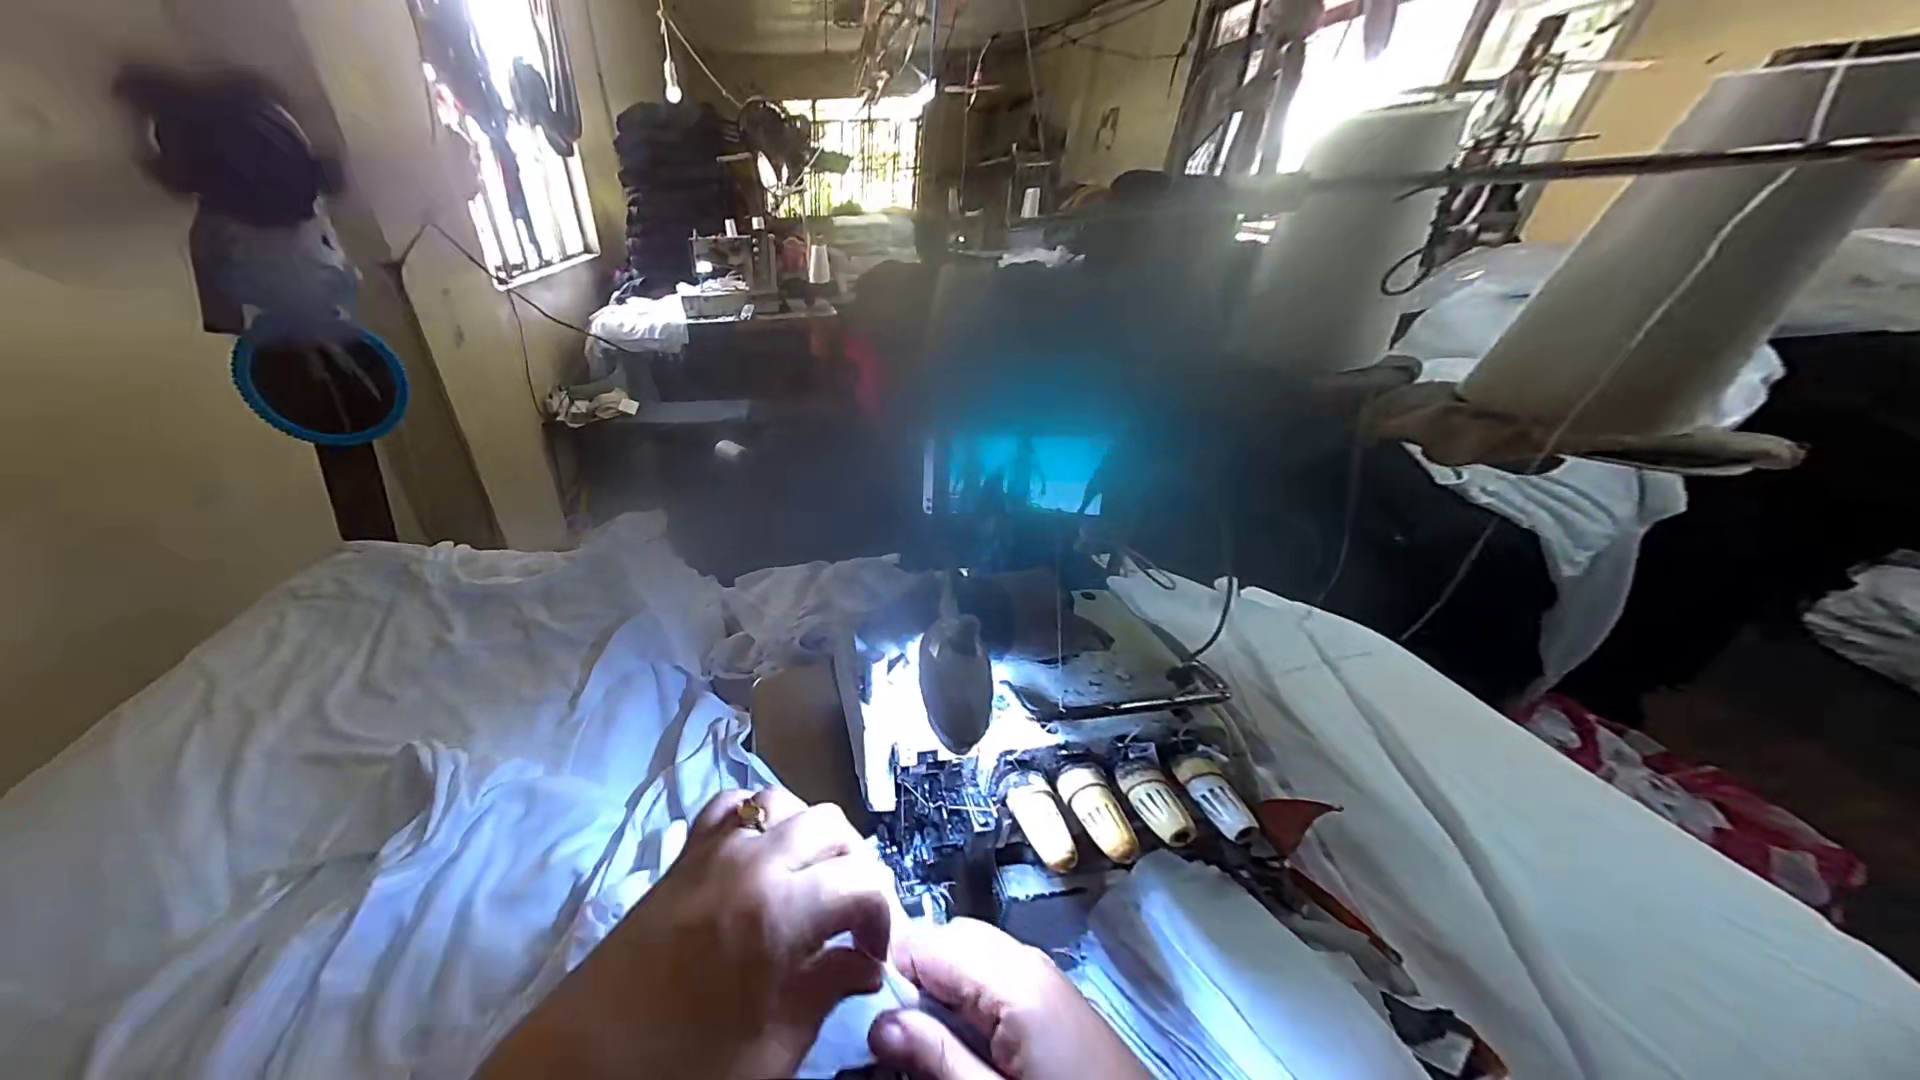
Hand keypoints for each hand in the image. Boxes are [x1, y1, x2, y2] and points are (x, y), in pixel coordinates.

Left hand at [479, 788, 895, 1079]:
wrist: (578, 1069)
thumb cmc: (681, 1068)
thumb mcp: (773, 1048)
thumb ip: (828, 989)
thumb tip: (863, 963)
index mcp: (781, 911)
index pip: (863, 883)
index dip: (882, 917)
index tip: (872, 954)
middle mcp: (754, 861)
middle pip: (834, 826)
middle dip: (856, 867)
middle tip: (850, 917)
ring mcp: (715, 849)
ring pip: (787, 803)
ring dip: (813, 835)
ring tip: (812, 879)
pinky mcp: (684, 854)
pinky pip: (733, 805)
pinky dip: (758, 817)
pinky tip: (761, 852)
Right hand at [869, 918, 1150, 1079]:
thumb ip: (936, 1057)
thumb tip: (880, 1022)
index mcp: (1013, 979)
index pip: (929, 941)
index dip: (894, 969)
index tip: (871, 1009)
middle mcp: (1027, 960)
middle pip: (950, 936)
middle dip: (919, 974)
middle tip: (902, 1033)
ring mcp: (1043, 972)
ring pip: (971, 950)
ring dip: (944, 983)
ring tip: (933, 1040)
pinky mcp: (1051, 992)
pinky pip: (996, 969)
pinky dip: (972, 991)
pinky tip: (970, 1038)